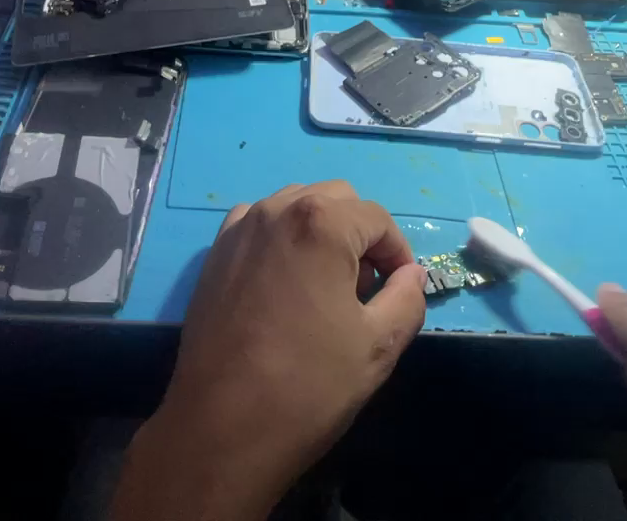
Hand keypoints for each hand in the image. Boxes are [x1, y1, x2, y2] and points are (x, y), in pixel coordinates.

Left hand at [112, 181, 425, 520]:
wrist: (220, 428)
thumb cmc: (307, 385)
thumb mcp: (378, 346)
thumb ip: (407, 298)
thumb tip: (410, 274)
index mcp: (321, 223)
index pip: (378, 219)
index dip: (397, 254)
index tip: (398, 292)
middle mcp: (278, 209)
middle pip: (338, 200)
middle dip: (360, 235)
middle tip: (363, 290)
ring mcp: (242, 226)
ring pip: (297, 203)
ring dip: (321, 230)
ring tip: (323, 286)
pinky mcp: (216, 249)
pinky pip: (261, 222)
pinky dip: (282, 237)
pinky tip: (283, 282)